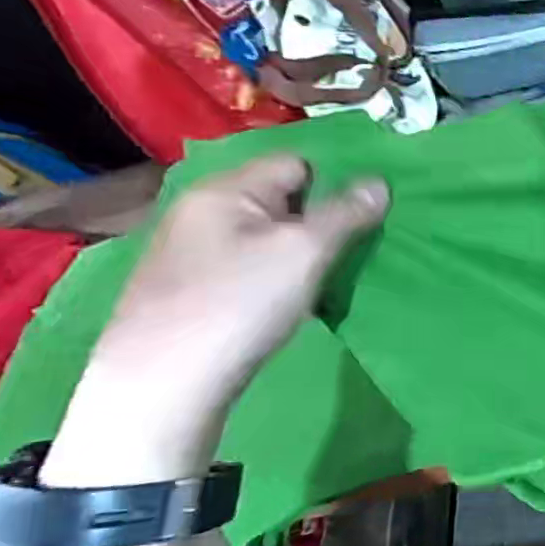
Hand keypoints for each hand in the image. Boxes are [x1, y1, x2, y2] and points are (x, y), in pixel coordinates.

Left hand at [44, 156, 386, 485]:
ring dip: (303, 246)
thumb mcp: (306, 251)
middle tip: (355, 246)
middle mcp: (202, 209)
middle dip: (323, 216)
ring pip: (269, 231)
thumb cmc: (240, 302)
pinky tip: (292, 295)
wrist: (165, 381)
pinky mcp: (193, 283)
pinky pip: (252, 259)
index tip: (366, 215)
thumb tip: (379, 182)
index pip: (297, 164)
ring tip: (328, 272)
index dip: (335, 183)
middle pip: (283, 197)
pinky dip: (279, 269)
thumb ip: (346, 213)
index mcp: (225, 191)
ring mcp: (192, 248)